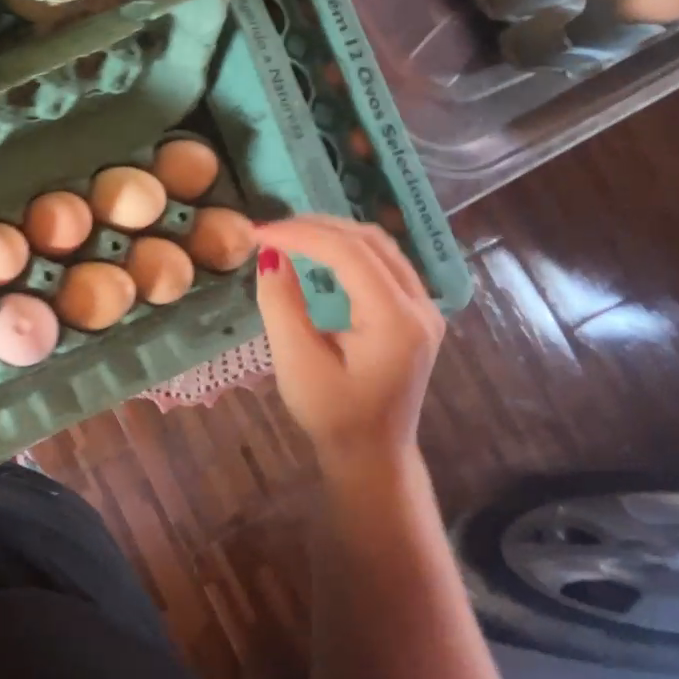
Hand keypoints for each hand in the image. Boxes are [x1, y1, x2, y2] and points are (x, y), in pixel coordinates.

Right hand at [252, 216, 445, 467]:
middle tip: (267, 230)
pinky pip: (383, 262)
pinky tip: (315, 252)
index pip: (348, 253)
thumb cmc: (331, 412)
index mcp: (395, 319)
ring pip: (380, 246)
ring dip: (331, 233)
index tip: (255, 234)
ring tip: (286, 235)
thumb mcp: (297, 360)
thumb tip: (270, 255)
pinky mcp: (413, 314)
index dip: (299, 234)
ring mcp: (423, 309)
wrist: (372, 452)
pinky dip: (345, 248)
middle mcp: (419, 306)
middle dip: (315, 226)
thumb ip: (282, 303)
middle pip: (369, 241)